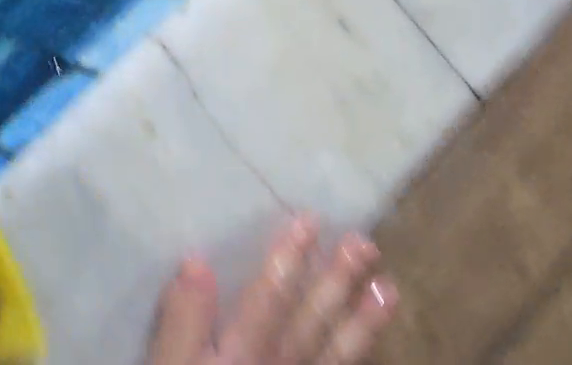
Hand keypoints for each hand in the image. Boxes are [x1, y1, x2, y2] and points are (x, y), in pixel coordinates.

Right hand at [149, 215, 395, 364]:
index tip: (310, 220)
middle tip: (366, 244)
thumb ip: (182, 321)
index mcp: (241, 357)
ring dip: (363, 325)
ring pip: (335, 359)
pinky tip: (371, 354)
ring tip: (388, 290)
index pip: (270, 298)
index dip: (289, 259)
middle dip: (337, 283)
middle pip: (311, 324)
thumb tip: (198, 260)